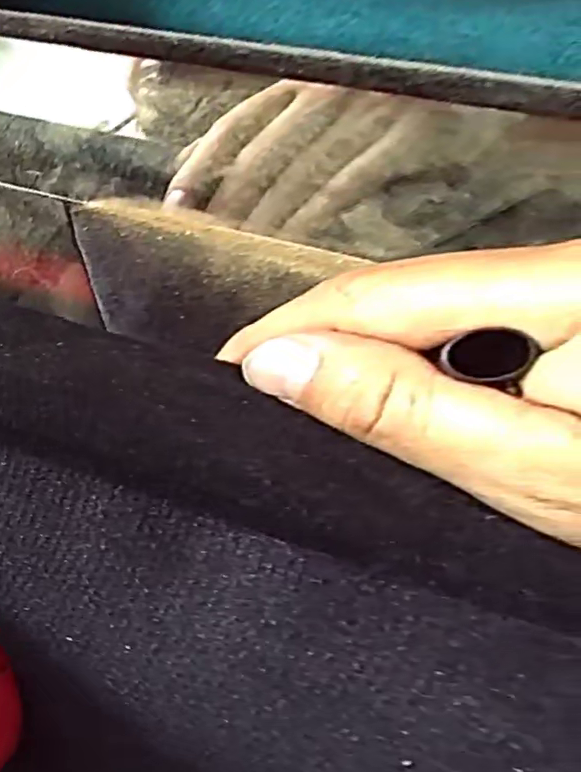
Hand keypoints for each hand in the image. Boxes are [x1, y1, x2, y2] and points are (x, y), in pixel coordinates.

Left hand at [166, 82, 518, 241]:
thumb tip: (183, 158)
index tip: (173, 203)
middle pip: (258, 160)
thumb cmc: (388, 98)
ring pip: (294, 178)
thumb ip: (250, 129)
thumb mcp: (313, 101)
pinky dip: (308, 217)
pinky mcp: (416, 135)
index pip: (232, 126)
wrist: (504, 71)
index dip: (197, 167)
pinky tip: (287, 239)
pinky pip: (343, 187)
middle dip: (224, 206)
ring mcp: (376, 110)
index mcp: (303, 82)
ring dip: (259, 219)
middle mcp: (334, 90)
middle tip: (203, 238)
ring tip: (236, 247)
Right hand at [220, 240, 580, 545]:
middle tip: (268, 406)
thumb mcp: (547, 476)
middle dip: (324, 349)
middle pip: (408, 296)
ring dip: (378, 359)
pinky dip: (435, 364)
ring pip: (445, 310)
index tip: (223, 379)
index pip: (373, 295)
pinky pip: (490, 323)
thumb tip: (272, 363)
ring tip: (337, 412)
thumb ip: (403, 412)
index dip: (278, 336)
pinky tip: (424, 403)